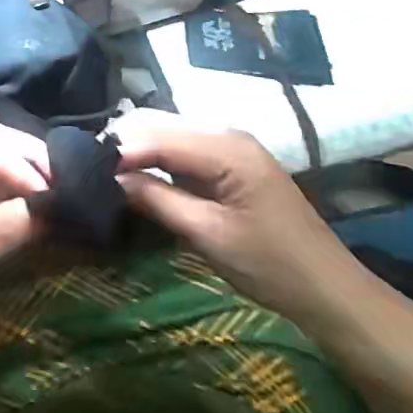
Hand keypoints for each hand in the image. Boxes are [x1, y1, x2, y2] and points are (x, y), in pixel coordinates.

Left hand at [0, 125, 50, 347]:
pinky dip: (26, 193)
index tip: (53, 197)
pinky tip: (48, 206)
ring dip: (32, 174)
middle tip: (68, 182)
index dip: (25, 169)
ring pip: (3, 165)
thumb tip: (48, 206)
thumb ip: (3, 227)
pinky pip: (3, 191)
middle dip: (32, 158)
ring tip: (64, 192)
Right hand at [108, 110, 365, 325]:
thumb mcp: (207, 235)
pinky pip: (181, 144)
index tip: (82, 168)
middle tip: (89, 170)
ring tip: (105, 171)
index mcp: (225, 147)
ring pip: (166, 130)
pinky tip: (137, 173)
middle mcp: (225, 133)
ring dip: (136, 147)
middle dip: (122, 142)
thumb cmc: (271, 265)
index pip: (155, 135)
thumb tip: (108, 178)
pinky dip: (155, 155)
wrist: (330, 290)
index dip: (117, 150)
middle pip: (158, 122)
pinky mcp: (228, 158)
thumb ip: (155, 199)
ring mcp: (228, 143)